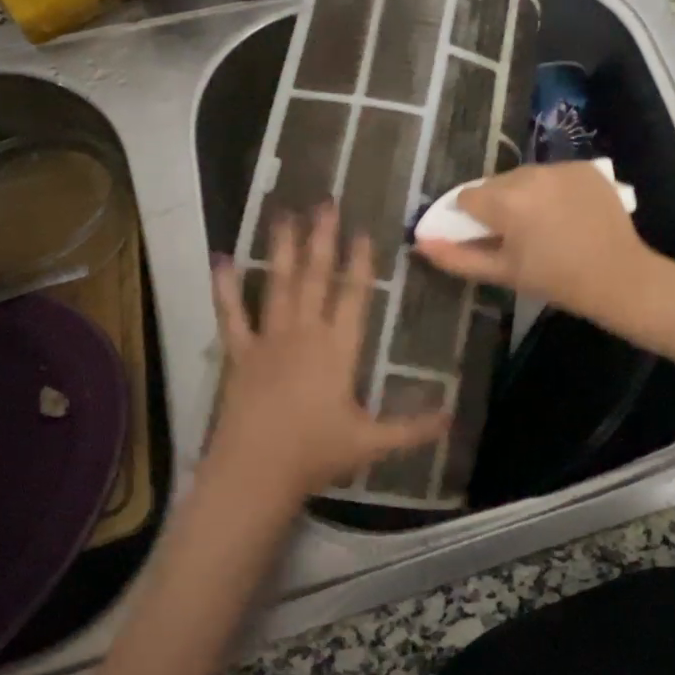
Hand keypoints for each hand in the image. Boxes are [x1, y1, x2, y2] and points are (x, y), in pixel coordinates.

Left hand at [209, 205, 448, 497]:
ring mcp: (270, 339)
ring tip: (284, 214)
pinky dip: (226, 287)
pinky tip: (222, 259)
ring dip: (282, 248)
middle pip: (316, 277)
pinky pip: (232, 314)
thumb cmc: (316, 455)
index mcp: (339, 349)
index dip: (361, 262)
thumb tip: (452, 416)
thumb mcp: (372, 443)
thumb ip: (413, 428)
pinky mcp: (240, 353)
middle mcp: (305, 333)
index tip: (364, 231)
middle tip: (324, 202)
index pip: (354, 295)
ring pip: (279, 284)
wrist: (256, 472)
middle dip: (322, 238)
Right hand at [412, 162, 653, 318]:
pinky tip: (566, 213)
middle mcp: (530, 173)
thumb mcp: (503, 273)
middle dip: (498, 206)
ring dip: (524, 195)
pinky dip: (552, 189)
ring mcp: (560, 167)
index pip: (466, 197)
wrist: (619, 276)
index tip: (486, 238)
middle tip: (517, 237)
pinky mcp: (584, 167)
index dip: (470, 218)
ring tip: (543, 225)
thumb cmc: (556, 280)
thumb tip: (420, 243)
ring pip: (524, 177)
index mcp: (505, 199)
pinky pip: (553, 174)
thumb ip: (457, 257)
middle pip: (496, 184)